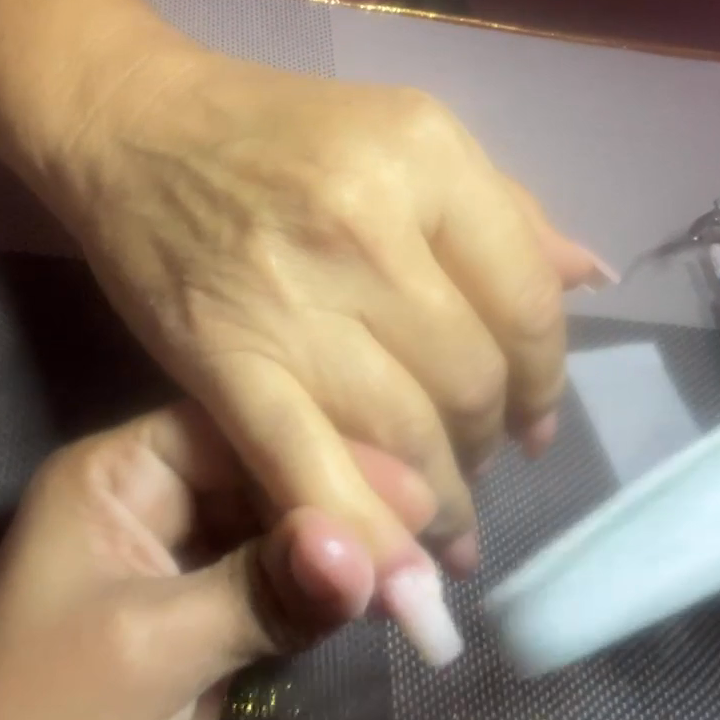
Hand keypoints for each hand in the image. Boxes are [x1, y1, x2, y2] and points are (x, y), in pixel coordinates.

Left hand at [0, 405, 434, 719]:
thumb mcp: (148, 649)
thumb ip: (260, 590)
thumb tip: (370, 549)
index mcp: (111, 480)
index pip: (226, 432)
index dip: (315, 450)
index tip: (414, 484)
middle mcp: (144, 508)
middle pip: (257, 478)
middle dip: (339, 502)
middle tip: (440, 526)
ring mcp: (177, 571)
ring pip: (273, 535)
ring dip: (342, 551)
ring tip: (432, 561)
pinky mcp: (204, 629)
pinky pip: (276, 592)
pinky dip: (326, 597)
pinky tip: (384, 596)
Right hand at [46, 49, 608, 662]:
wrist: (130, 130)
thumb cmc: (264, 131)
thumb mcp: (396, 133)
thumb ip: (498, 208)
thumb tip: (589, 279)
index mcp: (425, 158)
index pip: (524, 306)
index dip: (543, 385)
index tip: (533, 426)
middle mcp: (369, 229)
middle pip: (468, 382)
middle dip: (488, 447)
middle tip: (476, 470)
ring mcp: (294, 299)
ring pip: (403, 435)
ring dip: (440, 500)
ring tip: (445, 528)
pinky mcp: (224, 359)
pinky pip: (307, 462)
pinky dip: (363, 536)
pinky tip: (401, 588)